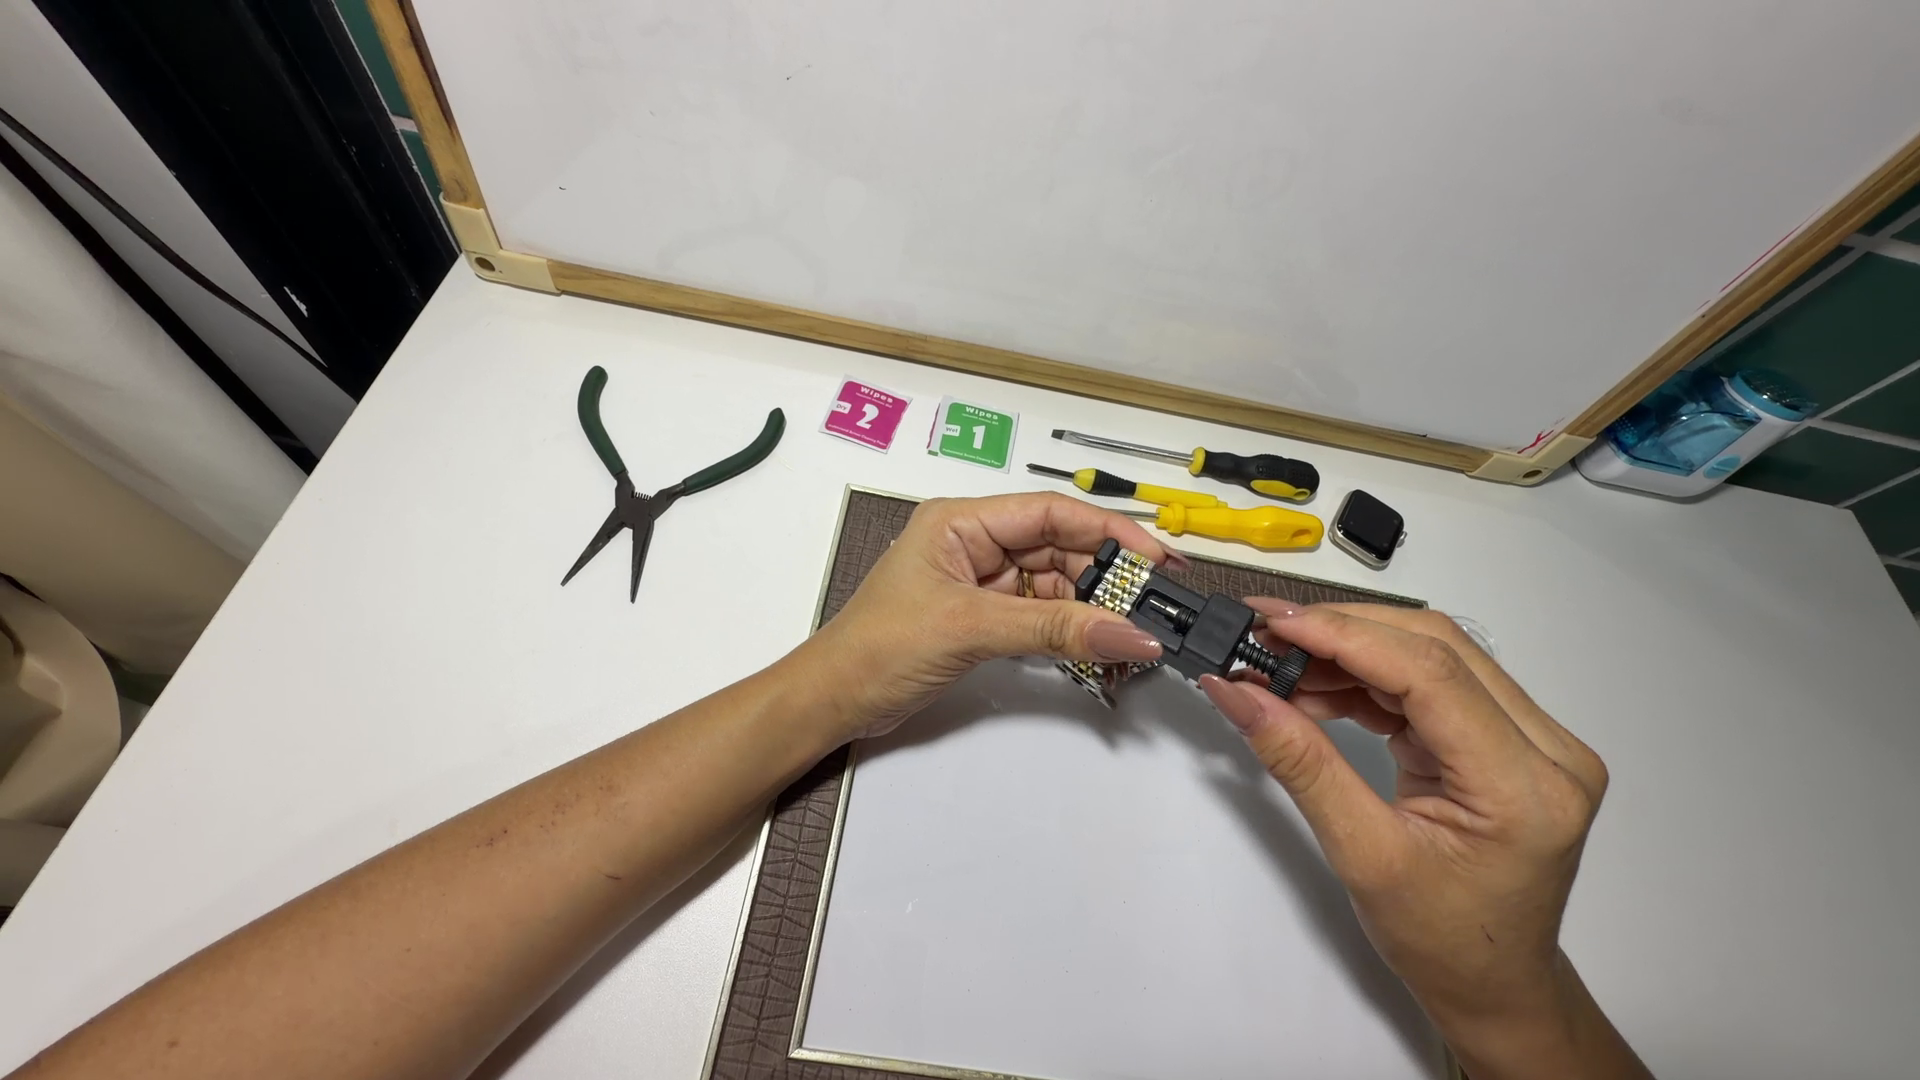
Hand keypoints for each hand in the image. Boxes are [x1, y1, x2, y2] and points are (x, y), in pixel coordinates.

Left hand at [795, 493, 1169, 742]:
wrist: (836, 699)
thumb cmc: (876, 648)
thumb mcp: (971, 628)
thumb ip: (1054, 629)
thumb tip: (1129, 631)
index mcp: (961, 520)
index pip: (1050, 512)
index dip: (1108, 530)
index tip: (1155, 557)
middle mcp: (974, 542)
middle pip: (1060, 547)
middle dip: (1107, 575)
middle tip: (1154, 605)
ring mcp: (981, 580)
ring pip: (1056, 583)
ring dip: (1094, 608)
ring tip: (1133, 633)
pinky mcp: (985, 615)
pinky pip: (1043, 614)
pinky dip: (1071, 630)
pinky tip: (1099, 643)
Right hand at [1200, 603, 1647, 1077]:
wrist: (1492, 981)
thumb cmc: (1438, 937)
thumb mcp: (1359, 852)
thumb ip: (1298, 760)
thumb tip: (1232, 690)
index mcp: (1525, 785)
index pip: (1430, 674)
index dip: (1344, 636)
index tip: (1270, 623)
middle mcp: (1544, 747)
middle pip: (1434, 647)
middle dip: (1340, 630)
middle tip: (1263, 632)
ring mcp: (1528, 738)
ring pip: (1427, 655)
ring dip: (1346, 650)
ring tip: (1276, 663)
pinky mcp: (1499, 736)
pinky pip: (1424, 683)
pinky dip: (1361, 677)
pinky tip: (1312, 688)